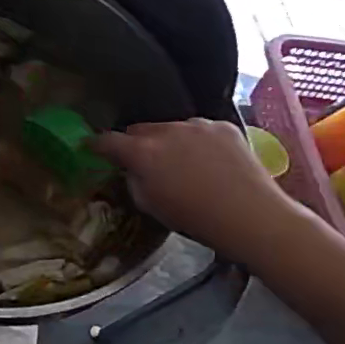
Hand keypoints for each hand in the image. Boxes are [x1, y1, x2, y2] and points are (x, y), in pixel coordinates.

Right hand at [92, 119, 308, 260]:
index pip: (106, 140)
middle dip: (135, 143)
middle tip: (142, 162)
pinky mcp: (223, 126)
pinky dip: (195, 140)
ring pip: (168, 128)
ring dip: (166, 141)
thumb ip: (132, 180)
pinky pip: (197, 129)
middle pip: (138, 129)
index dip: (95, 145)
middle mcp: (166, 130)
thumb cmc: (195, 218)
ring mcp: (197, 125)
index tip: (91, 149)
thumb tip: (130, 169)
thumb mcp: (149, 204)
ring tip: (179, 161)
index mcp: (142, 152)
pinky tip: (206, 160)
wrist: (253, 217)